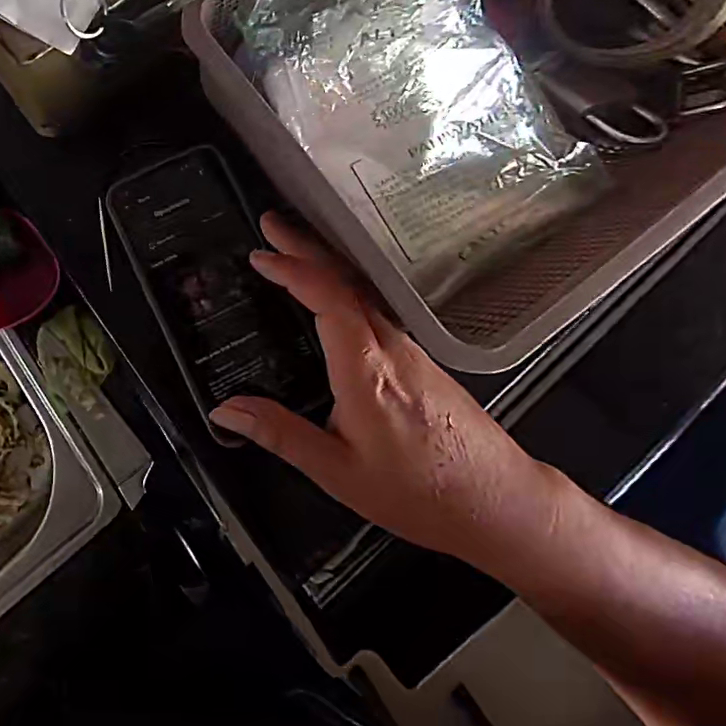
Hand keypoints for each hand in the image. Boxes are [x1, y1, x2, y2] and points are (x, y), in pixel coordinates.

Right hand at [210, 214, 565, 571]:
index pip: (327, 299)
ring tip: (293, 249)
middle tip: (272, 223)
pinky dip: (344, 286)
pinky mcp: (420, 356)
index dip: (292, 269)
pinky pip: (374, 306)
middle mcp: (391, 347)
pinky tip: (334, 292)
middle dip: (305, 246)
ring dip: (324, 262)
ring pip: (361, 289)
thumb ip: (278, 433)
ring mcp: (410, 347)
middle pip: (345, 280)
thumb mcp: (336, 470)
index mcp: (366, 370)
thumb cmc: (421, 491)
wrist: (497, 501)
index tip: (261, 255)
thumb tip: (228, 411)